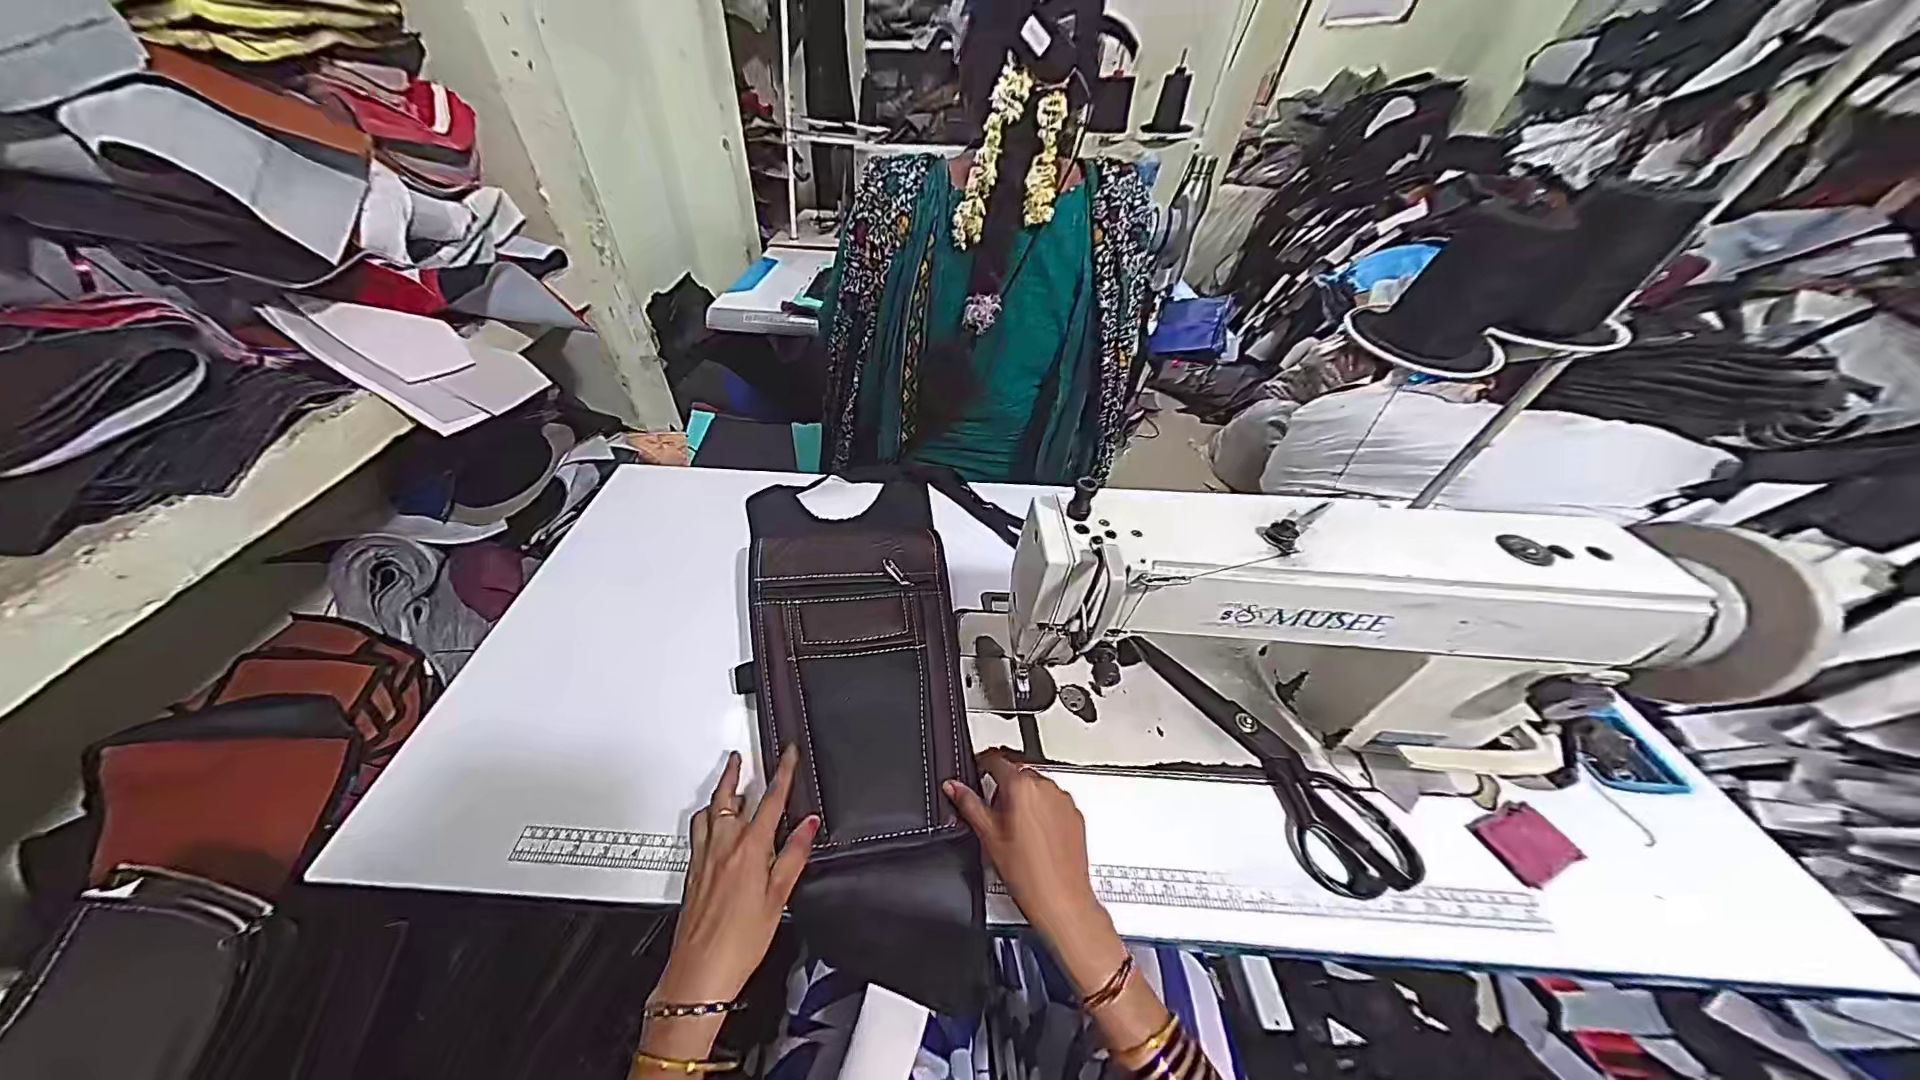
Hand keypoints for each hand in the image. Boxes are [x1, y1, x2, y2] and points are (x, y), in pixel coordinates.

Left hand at [638, 748, 815, 1069]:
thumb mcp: (779, 897)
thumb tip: (808, 825)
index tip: (788, 754)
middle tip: (740, 756)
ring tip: (726, 783)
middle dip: (736, 772)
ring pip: (709, 811)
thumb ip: (795, 855)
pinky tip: (710, 823)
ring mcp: (704, 857)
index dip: (783, 772)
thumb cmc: (738, 943)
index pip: (771, 799)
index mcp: (750, 849)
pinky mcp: (692, 871)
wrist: (697, 976)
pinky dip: (706, 816)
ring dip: (718, 792)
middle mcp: (723, 846)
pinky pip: (697, 830)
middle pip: (729, 796)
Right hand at [943, 749, 1124, 993]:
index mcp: (1021, 786)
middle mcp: (1046, 787)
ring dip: (1023, 798)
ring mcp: (1063, 799)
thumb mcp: (988, 836)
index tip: (977, 768)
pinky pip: (1053, 801)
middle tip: (992, 810)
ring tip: (1014, 828)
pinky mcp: (1075, 813)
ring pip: (1036, 787)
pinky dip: (1042, 810)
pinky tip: (1034, 835)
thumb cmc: (1029, 875)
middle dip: (1002, 786)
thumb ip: (969, 804)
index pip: (996, 760)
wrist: (1063, 901)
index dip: (982, 763)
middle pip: (1017, 773)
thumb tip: (953, 787)